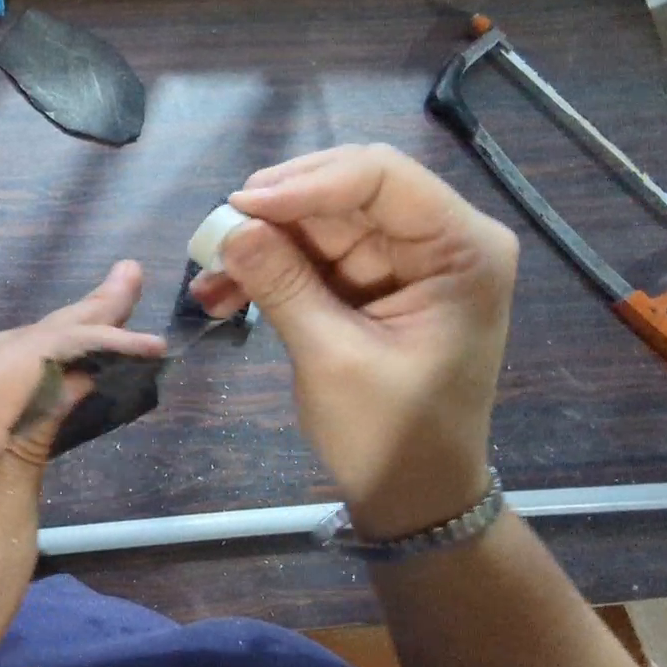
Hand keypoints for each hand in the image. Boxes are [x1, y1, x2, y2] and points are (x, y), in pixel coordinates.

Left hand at [0, 262, 165, 666]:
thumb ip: (32, 448)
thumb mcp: (6, 545)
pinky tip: (47, 356)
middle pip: (3, 345)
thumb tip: (71, 379)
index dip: (94, 340)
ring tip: (106, 309)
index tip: (154, 343)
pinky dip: (10, 369)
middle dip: (73, 320)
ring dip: (44, 339)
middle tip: (130, 282)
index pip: (29, 358)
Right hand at [189, 145, 518, 538]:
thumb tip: (230, 228)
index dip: (305, 182)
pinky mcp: (362, 282)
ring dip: (256, 245)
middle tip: (215, 238)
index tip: (238, 207)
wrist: (411, 490)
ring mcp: (395, 260)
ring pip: (312, 222)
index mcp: (459, 248)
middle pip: (342, 191)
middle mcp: (433, 239)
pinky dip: (260, 270)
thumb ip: (283, 285)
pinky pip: (303, 256)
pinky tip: (220, 296)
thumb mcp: (331, 357)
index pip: (381, 177)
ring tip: (207, 281)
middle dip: (273, 212)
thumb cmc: (390, 432)